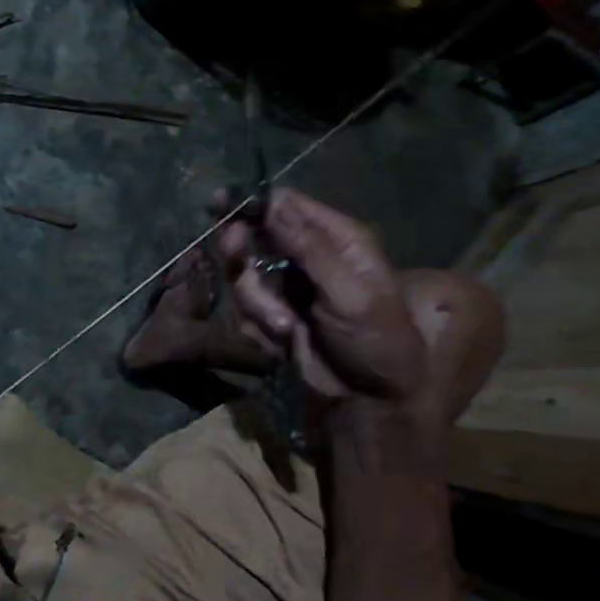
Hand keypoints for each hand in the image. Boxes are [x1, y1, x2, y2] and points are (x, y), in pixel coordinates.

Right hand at [216, 188, 425, 405]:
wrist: (367, 399)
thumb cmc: (376, 342)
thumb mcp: (351, 294)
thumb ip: (310, 249)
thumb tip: (275, 203)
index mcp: (338, 240)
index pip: (289, 204)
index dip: (255, 201)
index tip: (223, 204)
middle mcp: (307, 255)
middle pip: (255, 232)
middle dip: (241, 247)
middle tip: (234, 254)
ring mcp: (286, 284)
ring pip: (243, 272)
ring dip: (256, 298)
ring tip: (282, 324)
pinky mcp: (269, 311)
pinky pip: (244, 304)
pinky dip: (257, 320)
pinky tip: (282, 336)